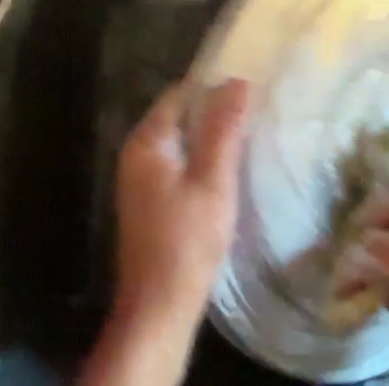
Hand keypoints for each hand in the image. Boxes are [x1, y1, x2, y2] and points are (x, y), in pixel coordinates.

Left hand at [81, 79, 251, 385]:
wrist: (159, 307)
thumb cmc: (186, 240)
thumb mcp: (213, 181)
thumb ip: (224, 129)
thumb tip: (238, 80)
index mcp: (146, 142)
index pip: (180, 95)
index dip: (213, 88)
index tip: (248, 88)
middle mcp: (135, 154)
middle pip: (178, 117)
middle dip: (213, 112)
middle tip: (253, 112)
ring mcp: (139, 180)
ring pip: (179, 143)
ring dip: (208, 138)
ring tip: (246, 137)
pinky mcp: (149, 202)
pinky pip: (176, 164)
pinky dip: (200, 161)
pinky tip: (226, 171)